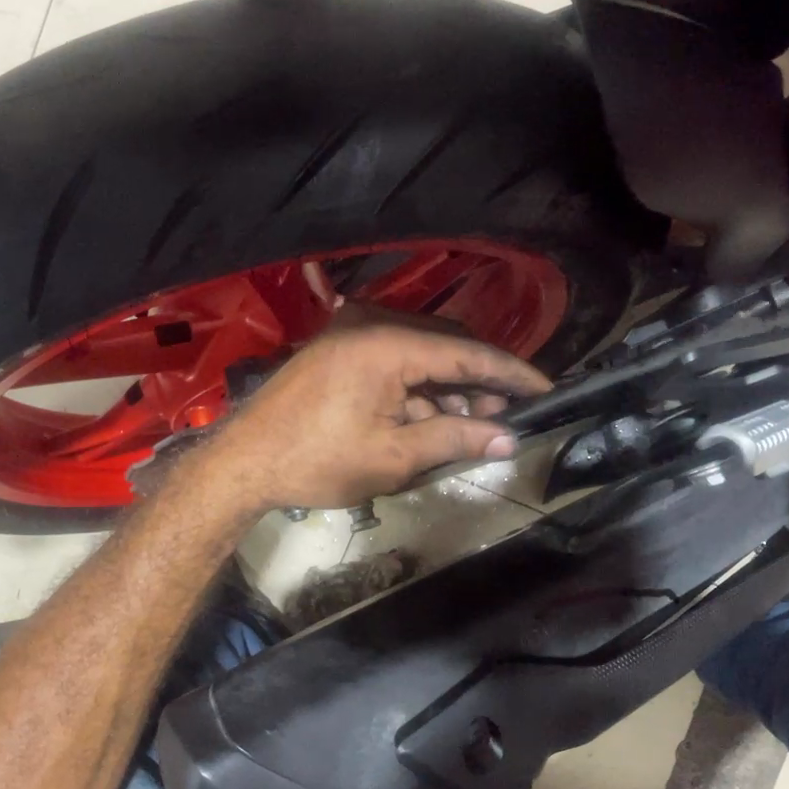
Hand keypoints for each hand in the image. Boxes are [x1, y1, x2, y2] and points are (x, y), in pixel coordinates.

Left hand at [198, 304, 552, 510]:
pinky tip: (427, 421)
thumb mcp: (392, 457)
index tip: (547, 388)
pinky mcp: (336, 352)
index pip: (467, 351)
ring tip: (468, 428)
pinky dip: (414, 389)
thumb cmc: (316, 462)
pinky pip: (391, 362)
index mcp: (387, 343)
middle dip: (478, 383)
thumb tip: (508, 439)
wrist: (242, 463)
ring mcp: (349, 335)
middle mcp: (370, 325)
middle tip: (505, 419)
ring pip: (419, 356)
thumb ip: (454, 440)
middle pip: (445, 346)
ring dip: (446, 390)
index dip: (511, 373)